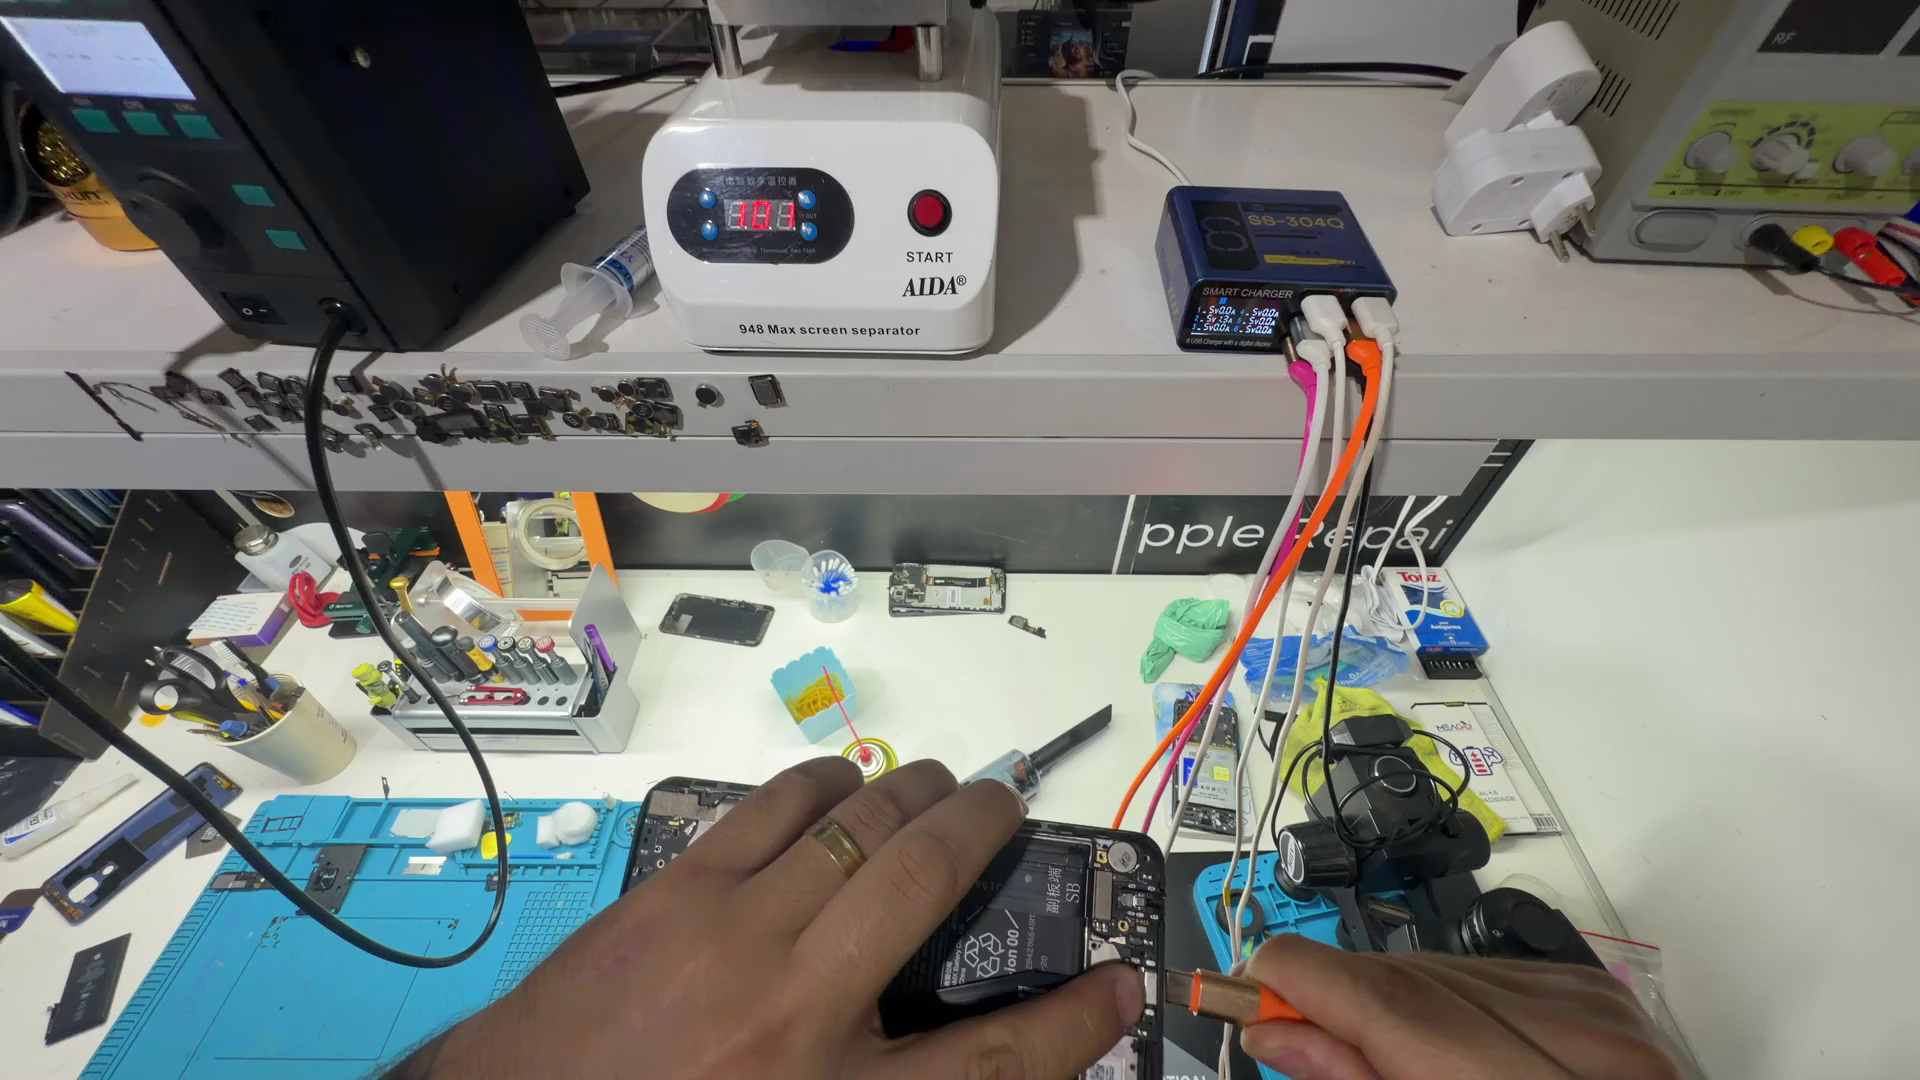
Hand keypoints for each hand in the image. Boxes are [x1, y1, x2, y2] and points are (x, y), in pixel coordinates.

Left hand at [395, 757, 1144, 1078]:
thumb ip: (887, 1078)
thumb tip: (945, 1044)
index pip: (996, 1064)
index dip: (1075, 1022)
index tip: (1120, 981)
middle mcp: (795, 1008)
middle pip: (927, 881)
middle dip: (983, 825)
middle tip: (1005, 802)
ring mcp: (730, 933)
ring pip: (857, 823)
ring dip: (910, 789)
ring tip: (934, 783)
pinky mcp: (674, 891)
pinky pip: (774, 805)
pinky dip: (826, 783)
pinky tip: (842, 785)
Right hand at [1238, 935, 1682, 1079]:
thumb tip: (1270, 1032)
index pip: (1365, 988)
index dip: (1282, 983)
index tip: (1242, 1004)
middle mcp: (1568, 1026)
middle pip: (1388, 974)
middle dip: (1328, 1001)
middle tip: (1295, 1041)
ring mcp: (1589, 1000)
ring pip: (1425, 964)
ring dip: (1385, 1002)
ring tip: (1396, 1057)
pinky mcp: (1594, 989)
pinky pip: (1474, 970)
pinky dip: (1440, 1001)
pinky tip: (1450, 1046)